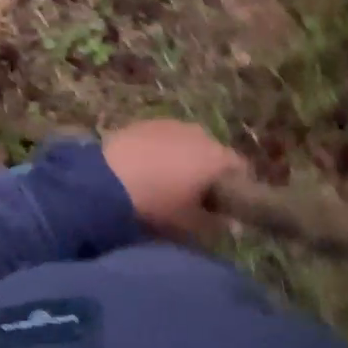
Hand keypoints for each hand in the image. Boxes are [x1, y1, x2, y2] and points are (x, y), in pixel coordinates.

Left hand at [102, 120, 247, 237]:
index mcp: (216, 156)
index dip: (238, 188)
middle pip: (213, 153)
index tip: (227, 206)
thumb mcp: (190, 224)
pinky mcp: (145, 122)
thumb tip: (232, 223)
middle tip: (196, 197)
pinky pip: (163, 139)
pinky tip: (147, 170)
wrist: (106, 179)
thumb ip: (216, 224)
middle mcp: (199, 133)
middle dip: (209, 172)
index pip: (241, 169)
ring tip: (168, 183)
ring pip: (188, 143)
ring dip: (184, 159)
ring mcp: (171, 124)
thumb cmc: (158, 204)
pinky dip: (162, 152)